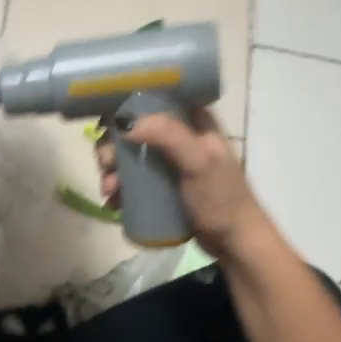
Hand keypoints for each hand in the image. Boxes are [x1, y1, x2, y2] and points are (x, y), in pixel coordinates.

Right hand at [96, 109, 270, 257]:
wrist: (234, 243)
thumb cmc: (221, 198)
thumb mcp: (199, 162)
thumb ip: (168, 136)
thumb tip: (125, 123)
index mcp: (193, 120)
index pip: (155, 99)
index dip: (127, 106)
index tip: (108, 122)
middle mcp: (179, 136)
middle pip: (135, 129)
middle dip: (114, 146)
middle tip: (107, 163)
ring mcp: (168, 163)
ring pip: (130, 156)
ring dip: (113, 170)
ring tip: (110, 189)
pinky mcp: (161, 187)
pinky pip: (132, 181)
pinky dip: (119, 188)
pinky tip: (113, 202)